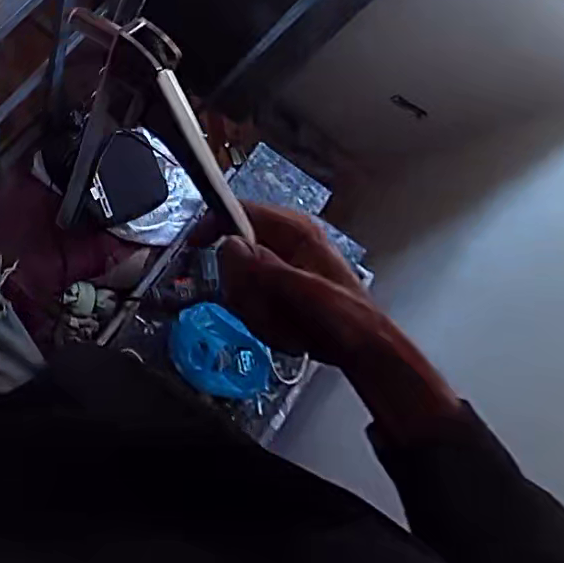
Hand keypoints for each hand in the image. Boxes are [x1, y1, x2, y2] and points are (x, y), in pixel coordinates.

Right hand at [214, 201, 381, 367]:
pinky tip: (281, 327)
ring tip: (278, 322)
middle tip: (259, 304)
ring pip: (237, 277)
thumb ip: (261, 266)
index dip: (213, 224)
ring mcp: (280, 263)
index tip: (196, 245)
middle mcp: (284, 241)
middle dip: (241, 284)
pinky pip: (247, 294)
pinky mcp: (278, 285)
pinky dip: (258, 314)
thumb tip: (229, 246)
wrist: (366, 353)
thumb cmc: (344, 318)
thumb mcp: (301, 290)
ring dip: (251, 303)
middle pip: (232, 250)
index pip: (237, 209)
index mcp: (293, 229)